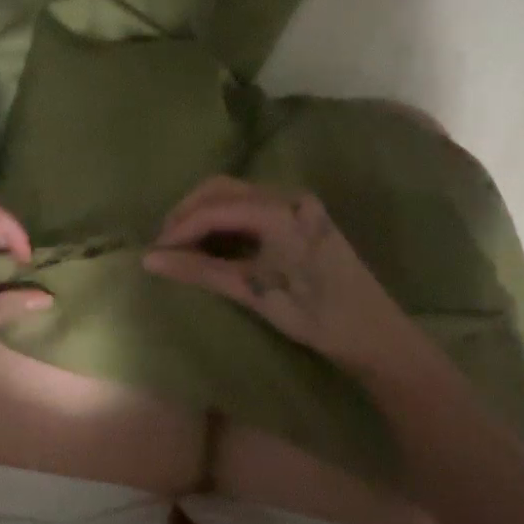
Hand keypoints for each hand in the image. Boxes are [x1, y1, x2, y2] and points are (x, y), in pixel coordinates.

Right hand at [143, 176, 415, 371]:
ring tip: (181, 249)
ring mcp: (297, 205)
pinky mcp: (301, 219)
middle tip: (164, 248)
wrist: (374, 333)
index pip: (213, 208)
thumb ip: (201, 271)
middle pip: (222, 190)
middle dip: (187, 214)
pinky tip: (212, 246)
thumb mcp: (254, 292)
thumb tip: (149, 260)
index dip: (178, 228)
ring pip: (236, 196)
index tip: (152, 254)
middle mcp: (288, 196)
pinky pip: (252, 207)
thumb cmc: (315, 314)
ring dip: (204, 216)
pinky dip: (226, 222)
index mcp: (279, 210)